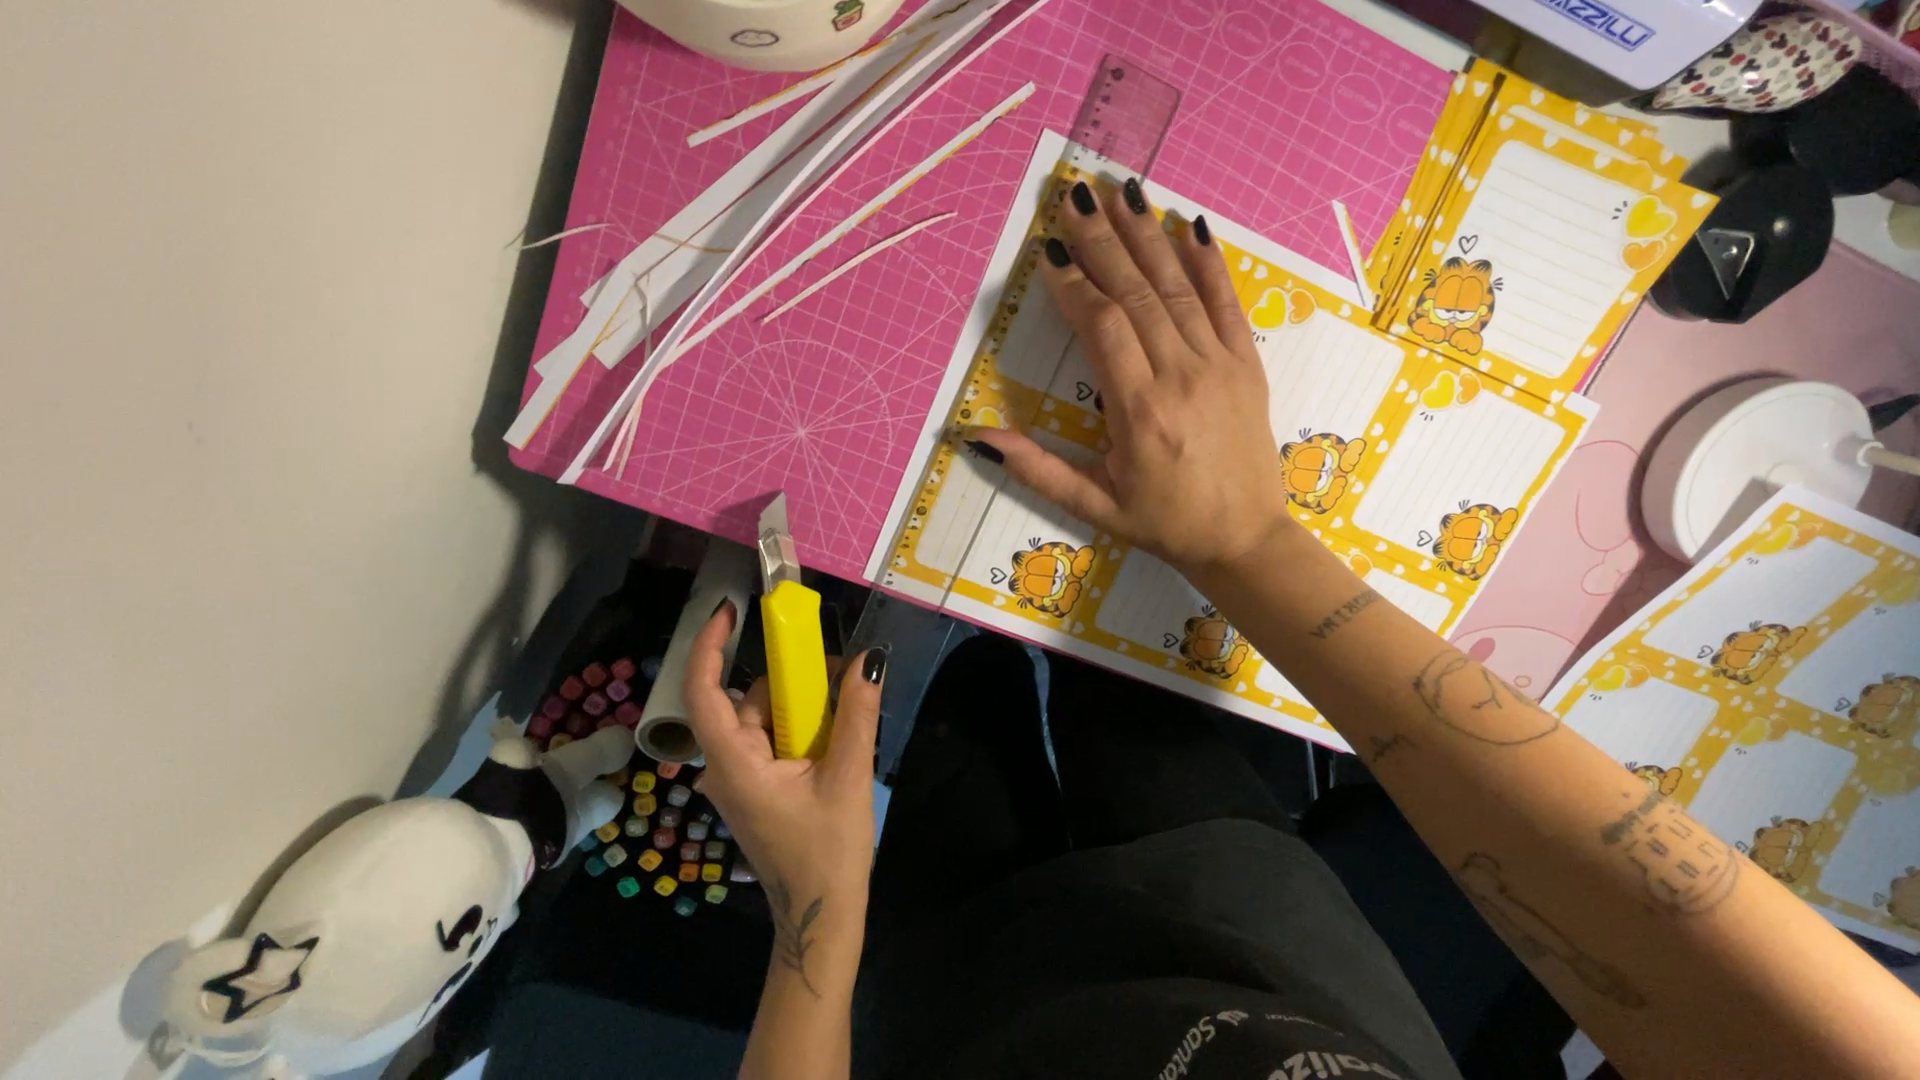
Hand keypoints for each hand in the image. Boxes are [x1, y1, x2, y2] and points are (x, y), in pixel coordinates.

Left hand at [682, 601, 882, 914]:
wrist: (821, 916)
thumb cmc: (828, 852)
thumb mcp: (848, 778)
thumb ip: (856, 716)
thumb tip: (868, 661)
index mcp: (735, 764)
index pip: (703, 694)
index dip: (709, 647)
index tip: (730, 611)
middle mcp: (726, 767)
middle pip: (744, 701)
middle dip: (785, 675)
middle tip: (833, 662)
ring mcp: (739, 779)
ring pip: (761, 719)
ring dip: (799, 702)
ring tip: (846, 696)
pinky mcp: (756, 788)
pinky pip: (770, 740)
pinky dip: (799, 725)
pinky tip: (835, 726)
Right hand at [964, 178, 1291, 578]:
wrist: (1244, 540)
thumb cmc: (1164, 525)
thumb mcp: (1093, 506)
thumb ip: (1037, 470)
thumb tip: (977, 438)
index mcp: (1139, 411)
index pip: (1102, 327)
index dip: (1073, 284)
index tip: (1049, 249)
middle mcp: (1181, 375)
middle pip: (1136, 292)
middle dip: (1102, 240)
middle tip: (1074, 193)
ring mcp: (1221, 364)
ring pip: (1178, 286)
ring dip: (1147, 235)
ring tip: (1121, 190)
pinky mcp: (1247, 363)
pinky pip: (1226, 301)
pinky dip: (1208, 261)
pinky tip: (1190, 224)